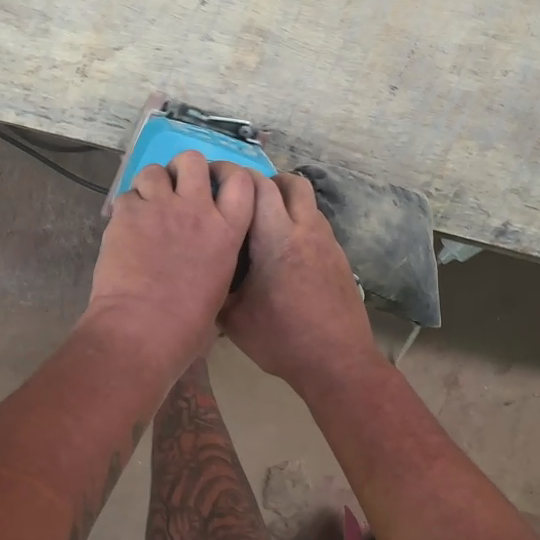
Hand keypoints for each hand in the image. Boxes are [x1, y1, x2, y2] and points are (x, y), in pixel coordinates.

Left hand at [82, 152, 256, 377]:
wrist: (140, 331)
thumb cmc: (186, 328)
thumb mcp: (218, 291)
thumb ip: (215, 264)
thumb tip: (204, 267)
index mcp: (227, 232)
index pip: (241, 181)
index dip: (227, 177)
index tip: (216, 186)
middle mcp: (196, 210)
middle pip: (193, 160)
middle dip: (183, 169)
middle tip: (175, 189)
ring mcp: (160, 207)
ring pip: (154, 170)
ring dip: (151, 185)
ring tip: (146, 207)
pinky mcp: (127, 212)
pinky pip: (127, 195)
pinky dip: (126, 207)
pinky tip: (124, 227)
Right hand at [221, 171, 380, 392]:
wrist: (337, 363)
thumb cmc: (281, 338)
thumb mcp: (232, 317)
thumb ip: (215, 282)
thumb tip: (201, 264)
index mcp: (275, 237)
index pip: (256, 185)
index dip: (234, 177)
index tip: (215, 184)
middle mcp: (304, 230)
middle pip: (289, 182)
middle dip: (263, 183)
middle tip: (240, 201)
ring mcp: (326, 242)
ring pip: (306, 201)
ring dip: (284, 202)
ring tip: (262, 226)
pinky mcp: (338, 257)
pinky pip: (316, 224)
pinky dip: (298, 224)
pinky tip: (283, 253)